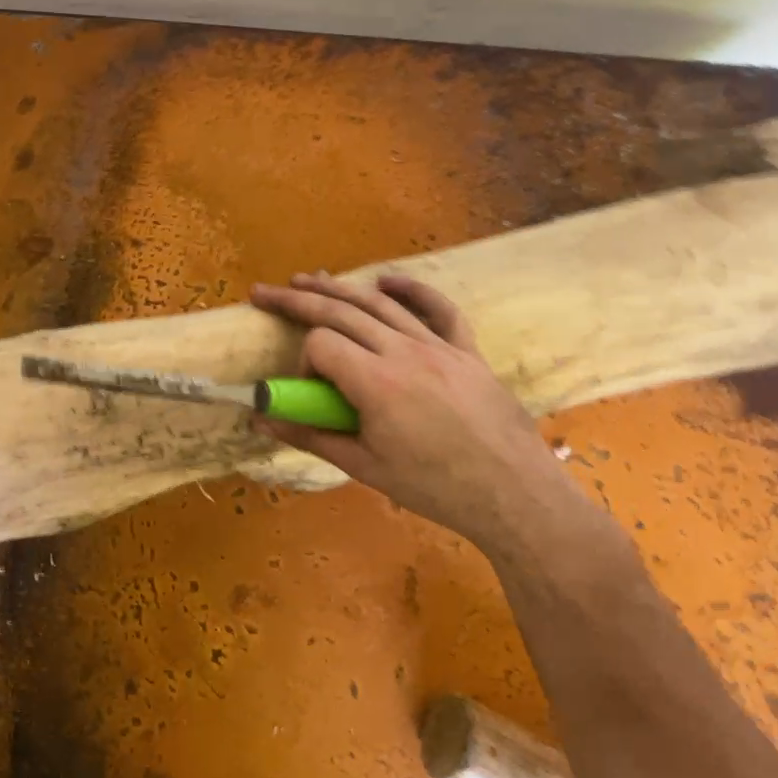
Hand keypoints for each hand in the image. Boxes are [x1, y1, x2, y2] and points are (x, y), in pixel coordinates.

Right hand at [249, 272, 591, 553]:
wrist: (517, 498)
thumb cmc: (435, 487)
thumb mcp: (364, 466)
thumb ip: (309, 434)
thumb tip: (260, 419)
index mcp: (377, 383)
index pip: (321, 344)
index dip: (304, 362)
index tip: (310, 391)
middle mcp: (405, 353)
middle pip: (340, 311)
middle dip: (296, 300)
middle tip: (263, 293)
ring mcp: (440, 349)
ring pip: (380, 304)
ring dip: (338, 288)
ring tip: (307, 280)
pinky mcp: (467, 353)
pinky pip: (440, 311)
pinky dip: (412, 290)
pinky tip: (385, 281)